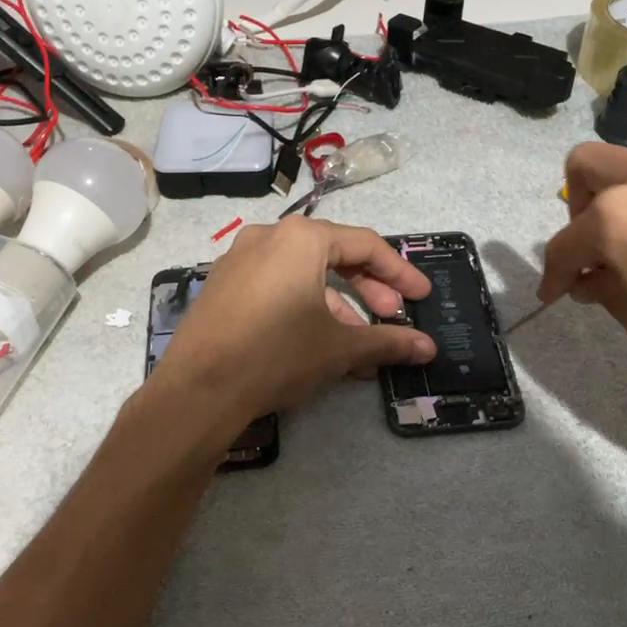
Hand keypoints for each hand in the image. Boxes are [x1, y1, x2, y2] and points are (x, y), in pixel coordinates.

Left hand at [153, 217, 437, 421]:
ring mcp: (240, 261)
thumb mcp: (338, 348)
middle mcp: (269, 237)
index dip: (400, 272)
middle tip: (392, 318)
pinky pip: (277, 288)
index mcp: (302, 238)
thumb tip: (428, 348)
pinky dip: (305, 310)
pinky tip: (320, 347)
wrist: (199, 389)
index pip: (366, 245)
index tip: (421, 297)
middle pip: (334, 255)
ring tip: (359, 348)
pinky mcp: (223, 287)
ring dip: (338, 308)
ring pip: (304, 276)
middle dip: (369, 290)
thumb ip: (387, 341)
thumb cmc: (277, 355)